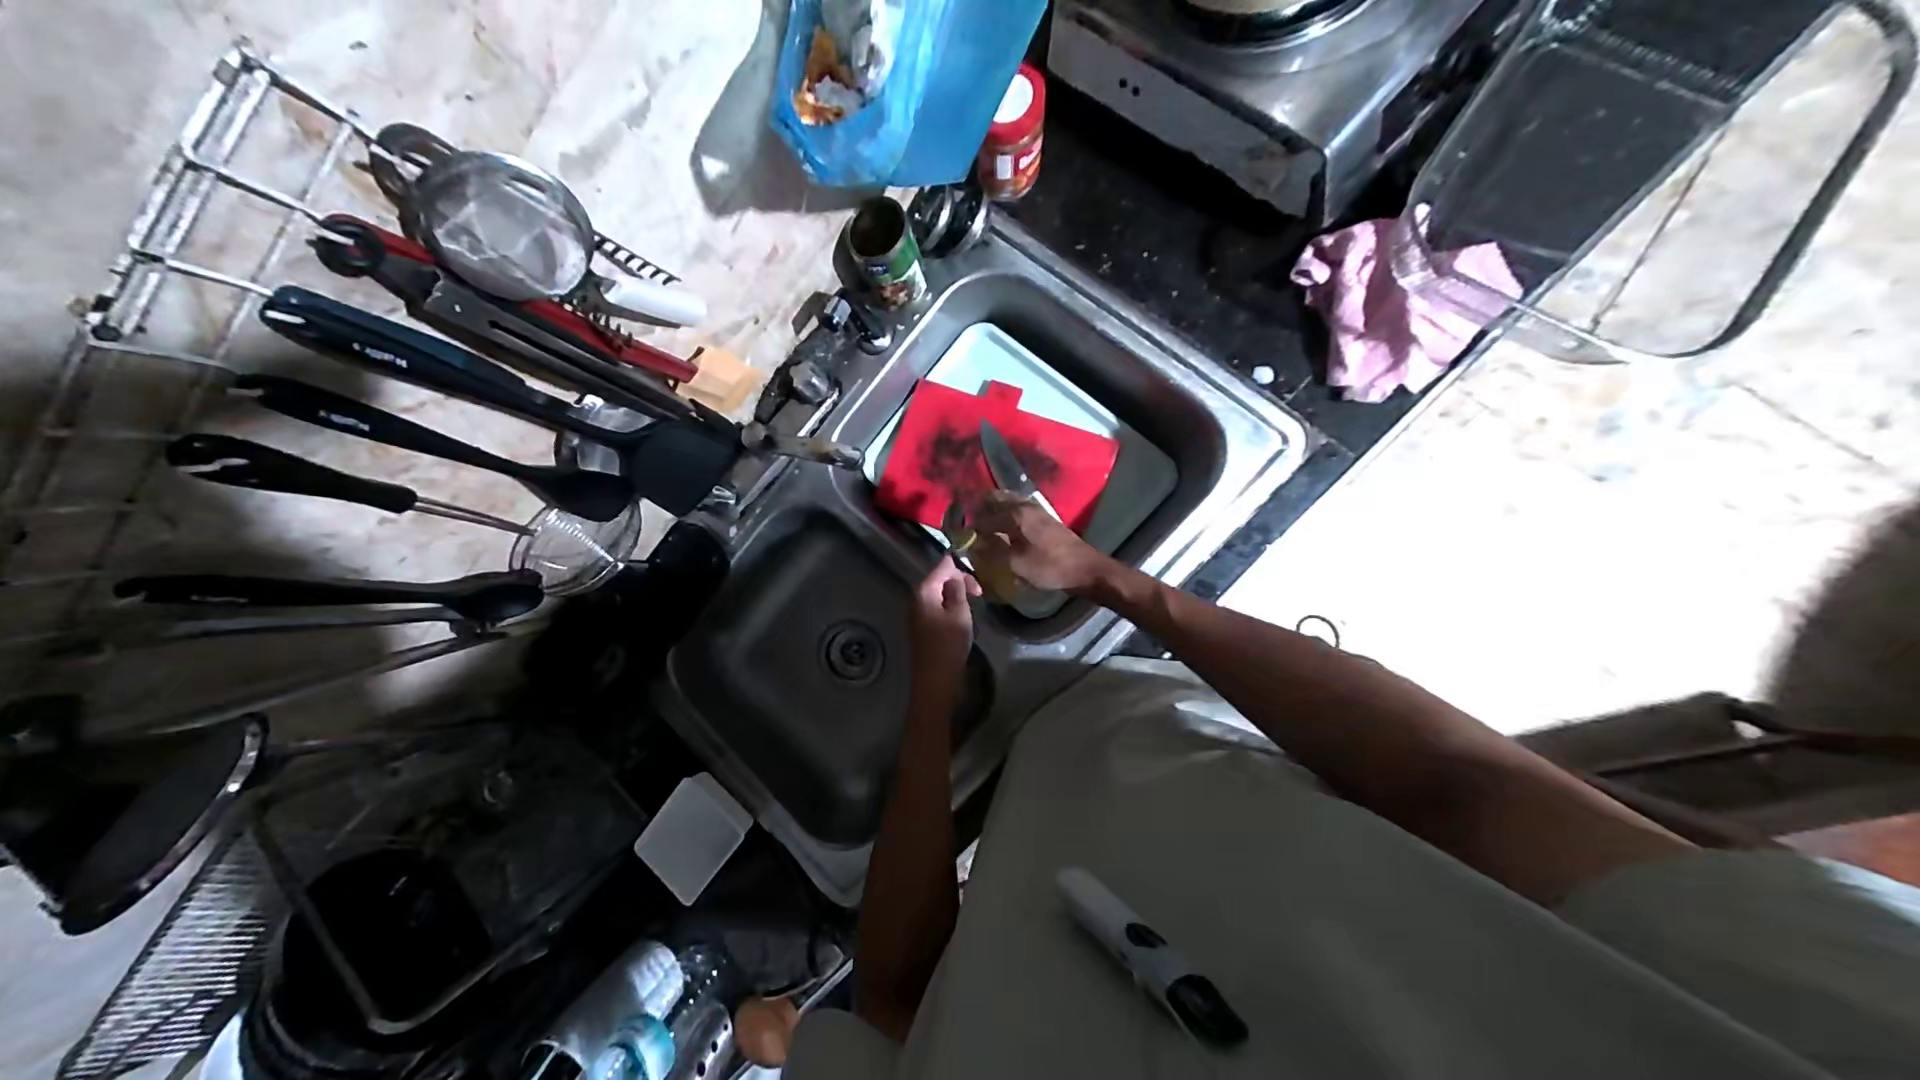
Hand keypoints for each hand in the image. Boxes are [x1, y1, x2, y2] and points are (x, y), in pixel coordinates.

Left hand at [909, 558, 980, 680]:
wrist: (934, 681)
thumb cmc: (948, 646)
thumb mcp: (959, 614)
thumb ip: (957, 590)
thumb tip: (955, 575)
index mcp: (924, 592)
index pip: (942, 566)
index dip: (961, 565)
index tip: (980, 573)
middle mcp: (916, 599)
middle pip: (939, 578)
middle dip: (959, 580)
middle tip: (979, 593)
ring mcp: (917, 613)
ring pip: (939, 594)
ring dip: (956, 594)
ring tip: (973, 603)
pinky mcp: (922, 626)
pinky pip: (937, 607)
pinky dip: (950, 606)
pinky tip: (962, 615)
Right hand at [969, 492, 1116, 594]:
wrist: (1085, 568)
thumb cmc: (1050, 567)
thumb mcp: (1016, 564)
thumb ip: (992, 552)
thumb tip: (972, 544)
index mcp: (1015, 514)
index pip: (982, 517)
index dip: (970, 528)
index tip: (961, 538)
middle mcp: (1023, 505)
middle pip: (994, 499)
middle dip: (979, 510)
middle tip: (970, 528)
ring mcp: (1035, 507)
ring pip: (1006, 501)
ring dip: (993, 510)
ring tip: (984, 528)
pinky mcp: (1043, 515)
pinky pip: (1016, 507)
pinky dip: (1005, 513)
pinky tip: (1003, 528)